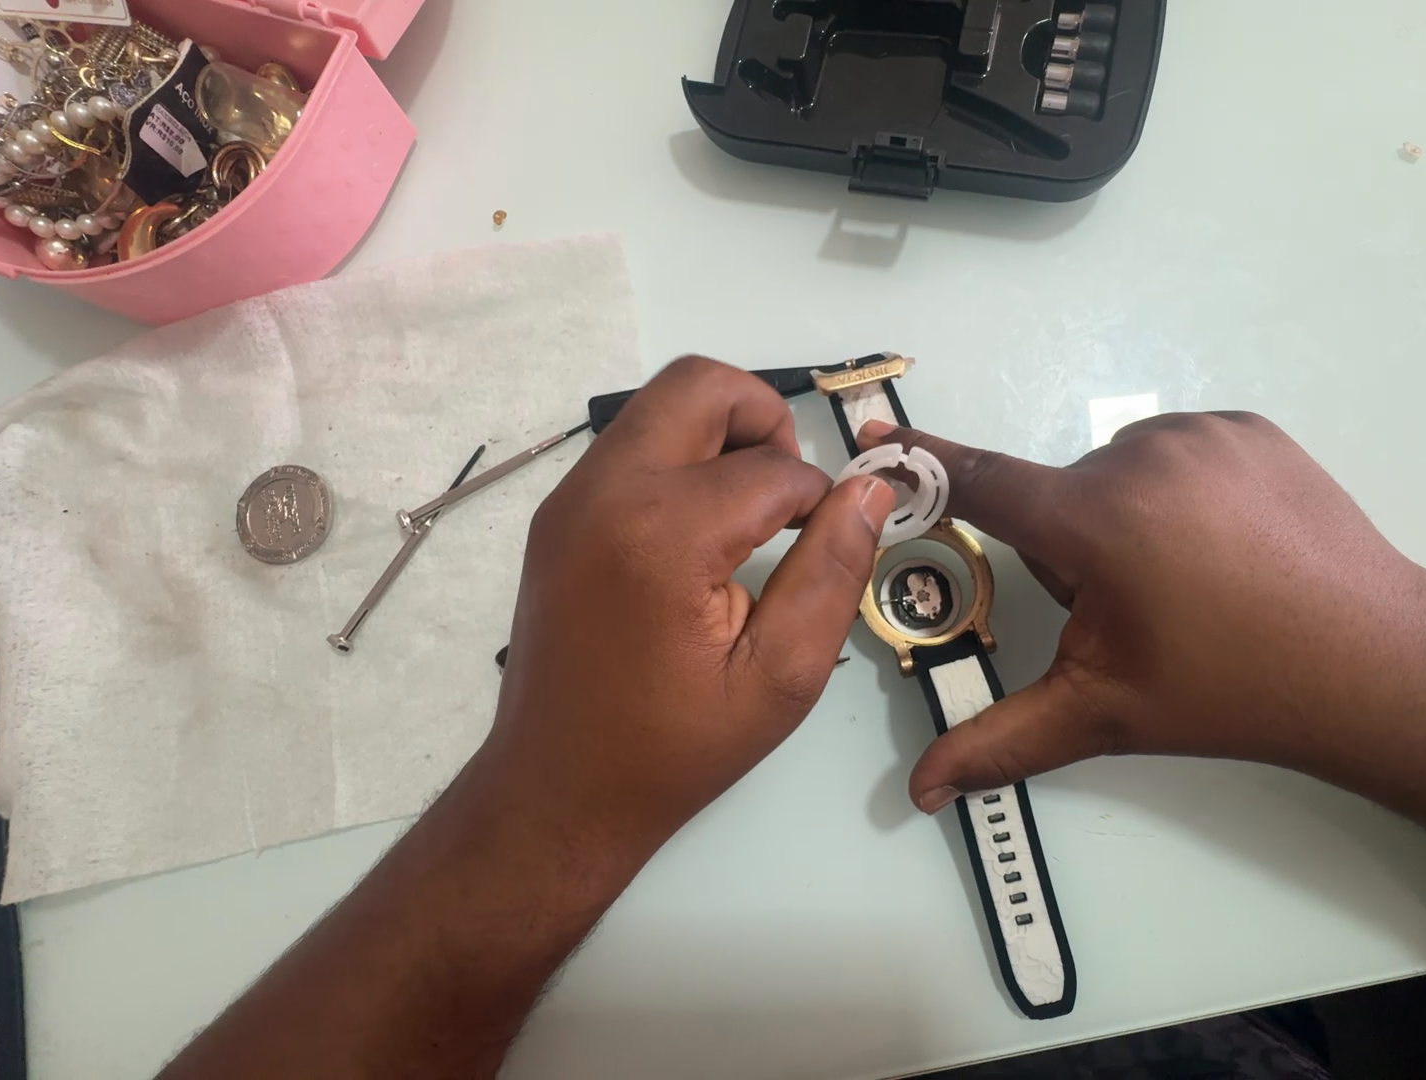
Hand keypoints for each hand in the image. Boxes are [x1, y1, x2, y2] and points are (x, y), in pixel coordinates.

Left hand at [486, 356, 895, 848]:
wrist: (556, 789)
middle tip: (790, 493)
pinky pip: (632, 445)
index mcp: (661, 533)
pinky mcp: (558, 514)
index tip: (831, 538)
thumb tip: (868, 490)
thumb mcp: (780, 676)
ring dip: (722, 434)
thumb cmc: (674, 748)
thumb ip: (833, 572)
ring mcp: (570, 498)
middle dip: (765, 419)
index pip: (770, 469)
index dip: (821, 499)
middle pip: (699, 384)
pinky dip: (683, 458)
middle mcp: (604, 491)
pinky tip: (703, 530)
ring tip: (751, 510)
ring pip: (660, 405)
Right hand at [859, 412, 1425, 811]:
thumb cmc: (1230, 691)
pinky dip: (1169, 490)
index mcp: (1097, 520)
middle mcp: (1141, 456)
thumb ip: (999, 742)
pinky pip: (1168, 452)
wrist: (1382, 667)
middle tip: (1131, 606)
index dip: (921, 463)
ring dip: (1117, 518)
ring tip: (1183, 576)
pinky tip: (1219, 542)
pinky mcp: (1246, 427)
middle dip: (1068, 548)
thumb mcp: (1103, 713)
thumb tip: (918, 792)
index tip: (874, 434)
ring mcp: (1200, 432)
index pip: (981, 482)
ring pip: (1111, 474)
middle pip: (1057, 497)